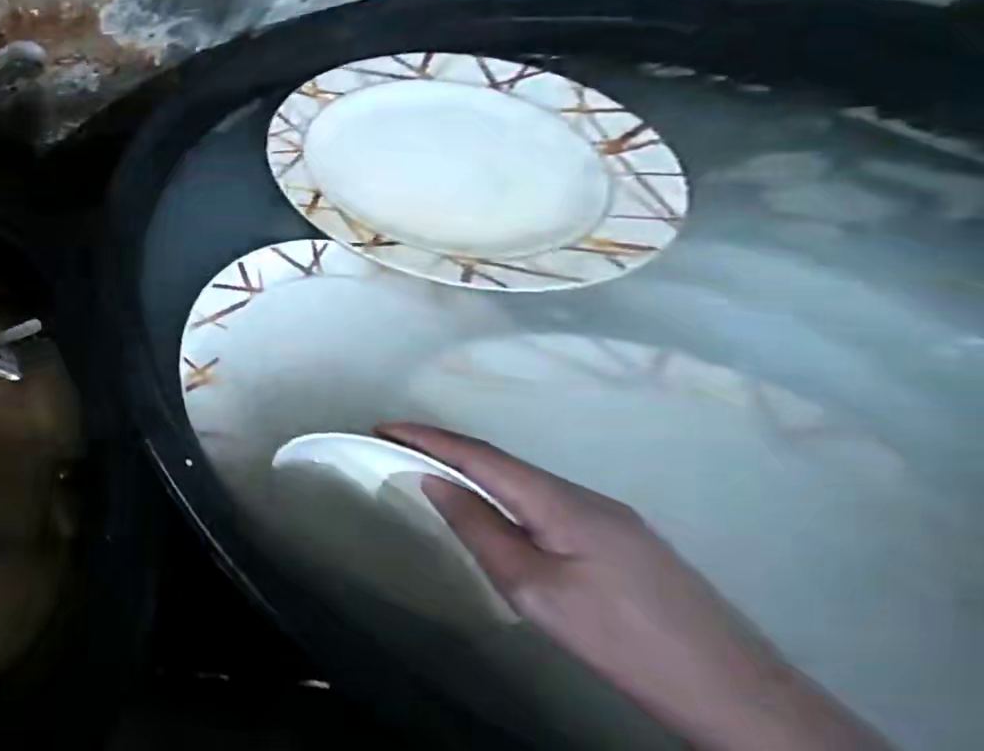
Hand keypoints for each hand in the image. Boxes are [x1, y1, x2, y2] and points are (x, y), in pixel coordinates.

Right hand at [376, 422, 889, 750]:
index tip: (380, 426)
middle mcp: (585, 495)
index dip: (425, 436)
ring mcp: (611, 516)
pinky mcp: (626, 540)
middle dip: (444, 450)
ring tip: (434, 478)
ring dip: (476, 474)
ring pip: (526, 482)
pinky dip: (507, 496)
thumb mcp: (534, 591)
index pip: (478, 454)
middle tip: (396, 449)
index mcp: (559, 501)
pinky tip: (499, 515)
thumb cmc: (622, 640)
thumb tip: (436, 482)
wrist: (743, 697)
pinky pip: (548, 501)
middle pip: (501, 461)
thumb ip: (480, 529)